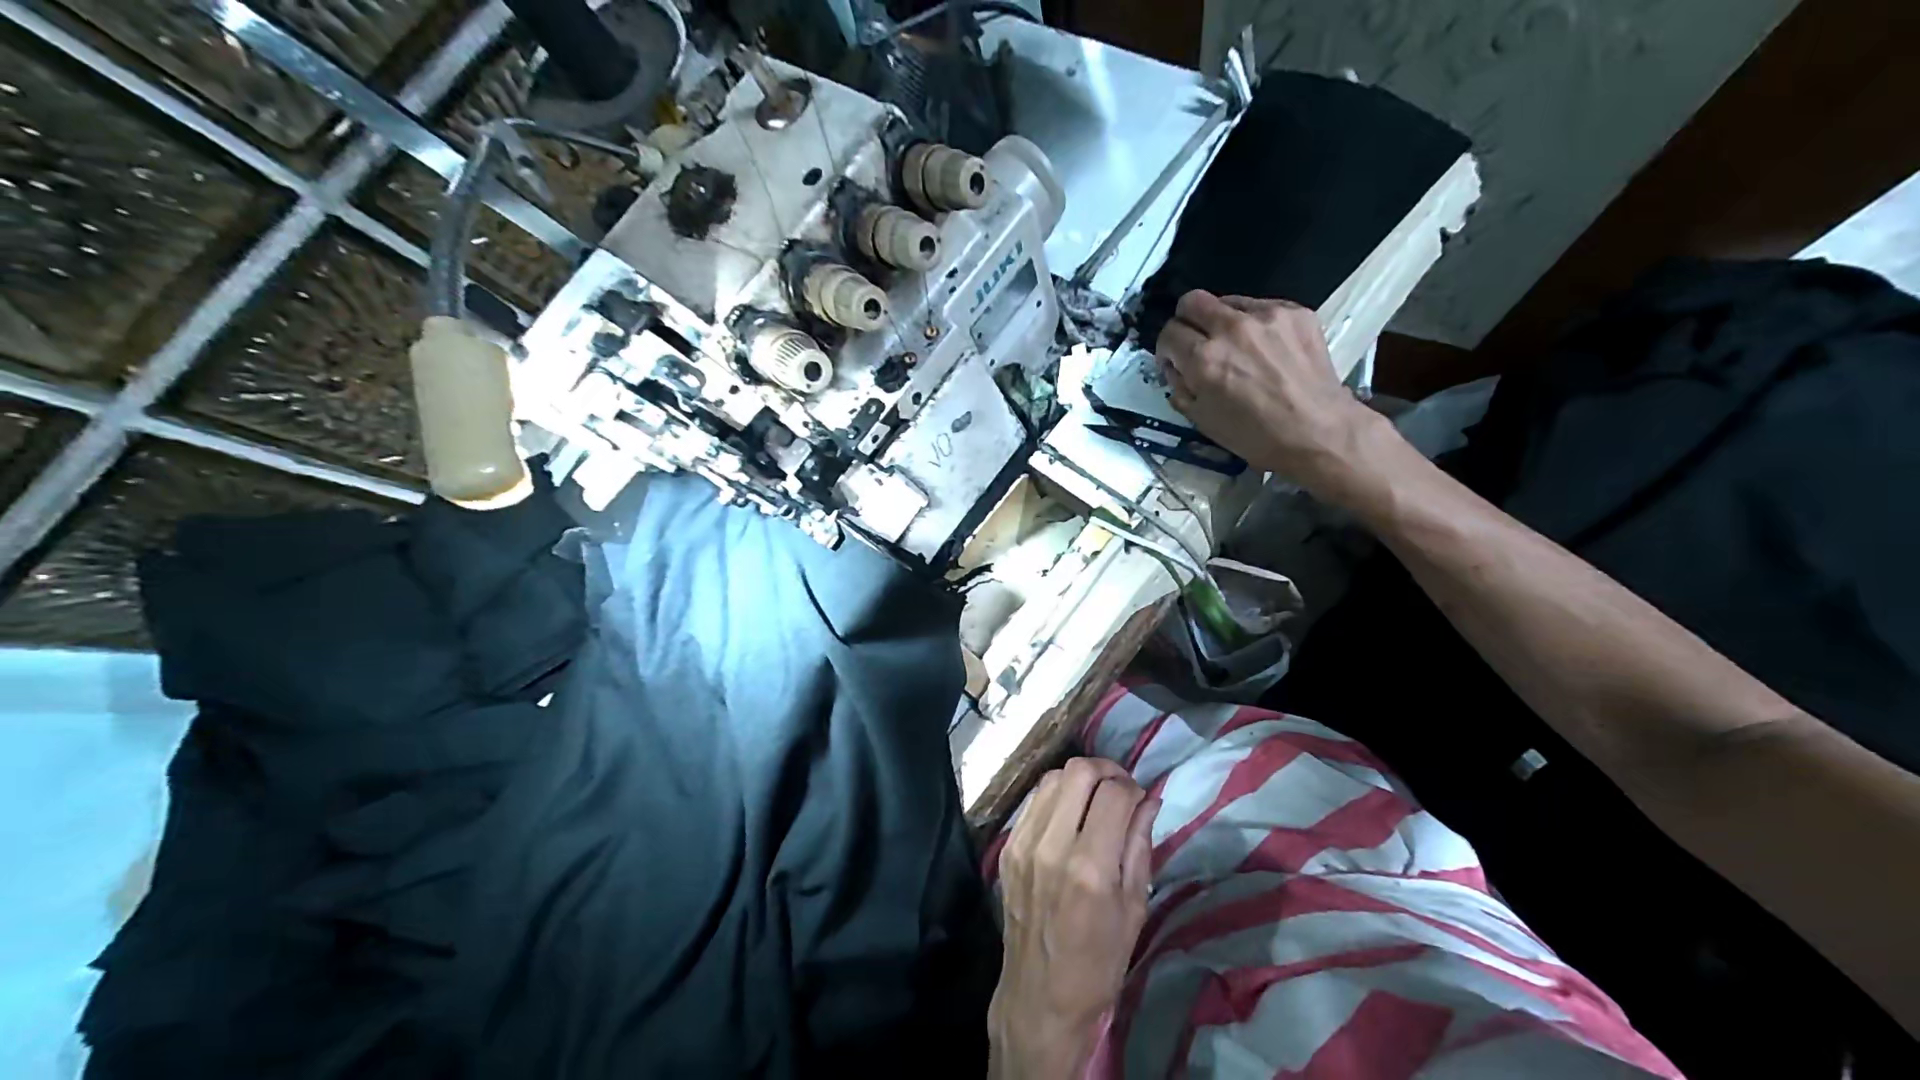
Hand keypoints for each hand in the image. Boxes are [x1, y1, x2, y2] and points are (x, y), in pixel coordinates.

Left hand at [989, 758, 1157, 1079]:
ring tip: (1096, 798)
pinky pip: (1033, 801)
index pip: (1114, 793)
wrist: (1040, 996)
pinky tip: (1070, 814)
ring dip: (1079, 779)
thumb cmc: (1100, 962)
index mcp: (1090, 867)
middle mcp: (1051, 846)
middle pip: (1078, 772)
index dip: (1133, 787)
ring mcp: (1023, 844)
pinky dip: (1056, 796)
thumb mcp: (1134, 908)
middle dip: (1106, 770)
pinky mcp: (1007, 848)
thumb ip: (1140, 845)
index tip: (1141, 797)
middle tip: (1120, 788)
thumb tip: (1148, 799)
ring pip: (1052, 778)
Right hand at [1156, 290, 1389, 501]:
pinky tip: (1267, 348)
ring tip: (1237, 347)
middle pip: (1191, 301)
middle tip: (1197, 342)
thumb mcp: (1201, 419)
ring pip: (1227, 301)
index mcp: (1204, 359)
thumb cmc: (1254, 436)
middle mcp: (1231, 329)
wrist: (1318, 432)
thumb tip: (1176, 367)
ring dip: (1222, 321)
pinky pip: (1262, 307)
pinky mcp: (1296, 312)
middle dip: (1187, 321)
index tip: (1176, 361)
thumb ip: (1180, 386)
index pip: (1168, 333)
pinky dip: (1255, 324)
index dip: (1167, 350)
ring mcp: (1266, 316)